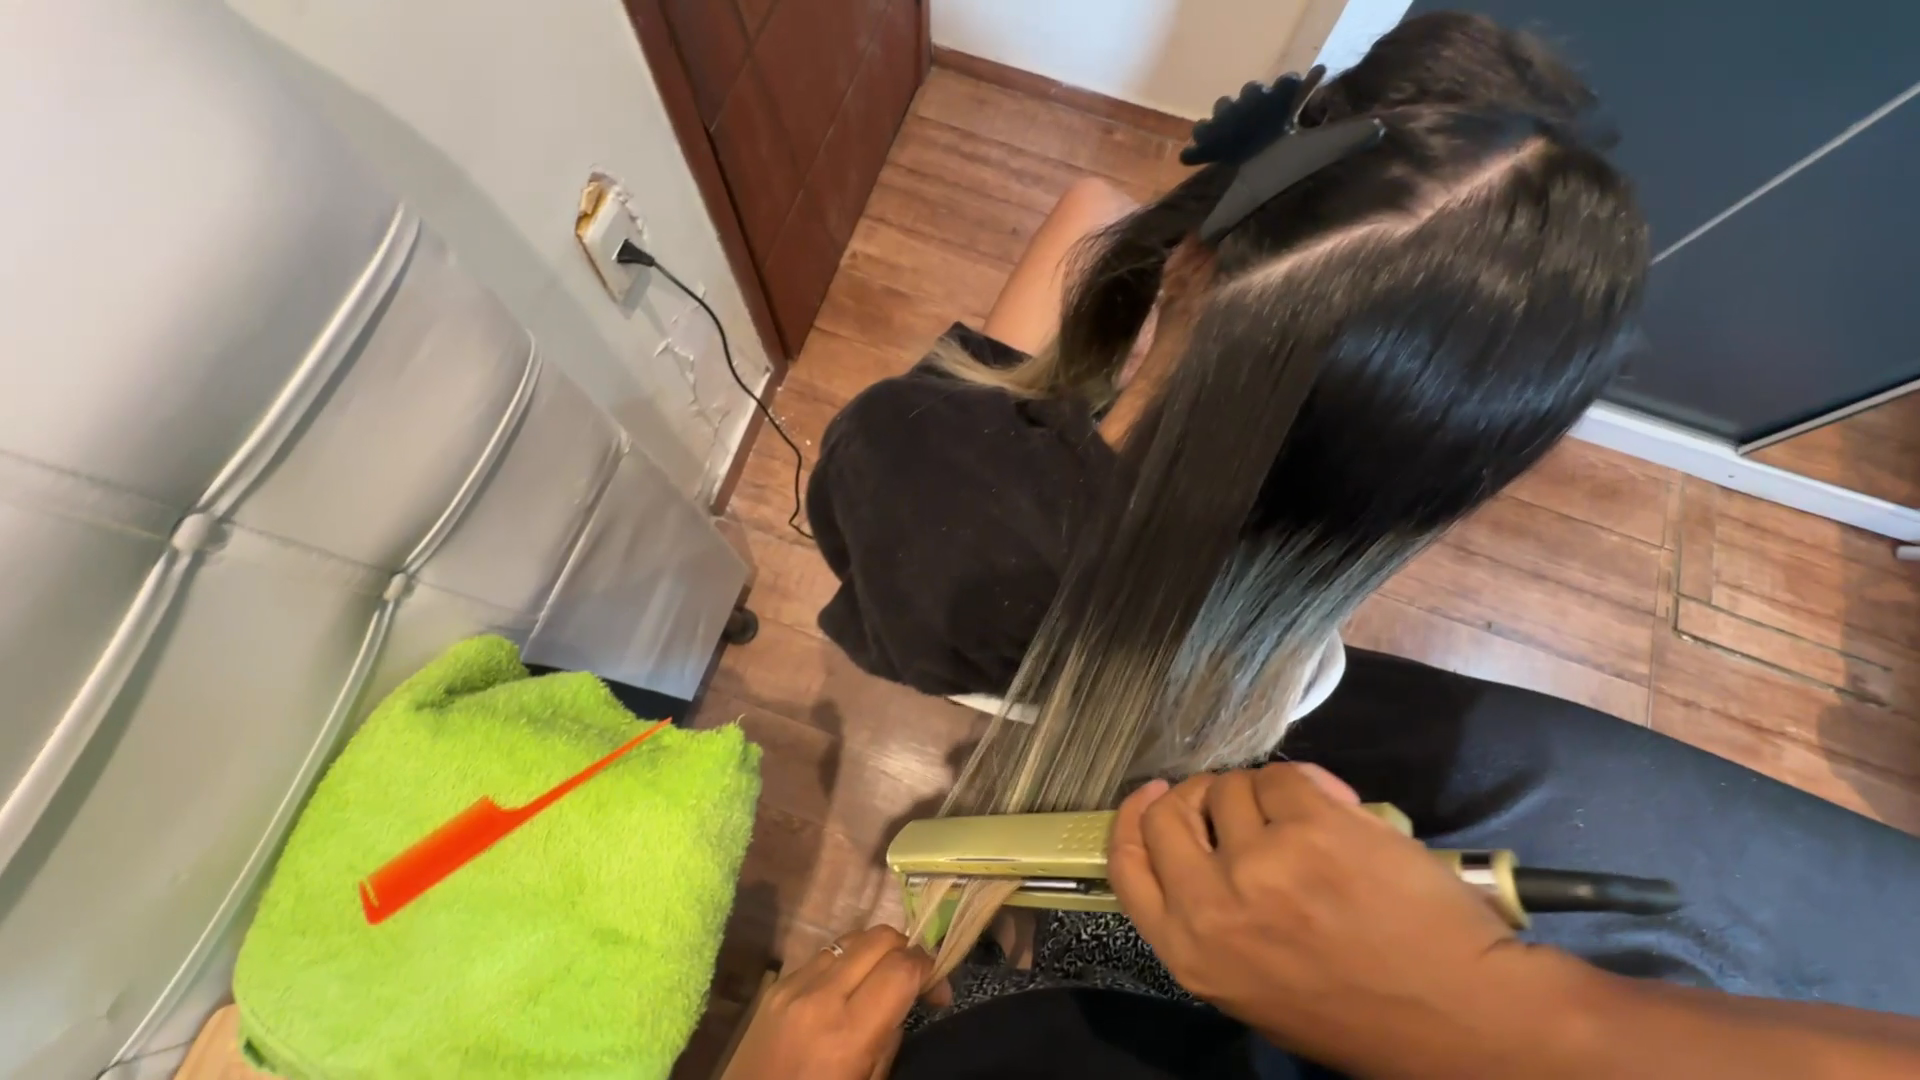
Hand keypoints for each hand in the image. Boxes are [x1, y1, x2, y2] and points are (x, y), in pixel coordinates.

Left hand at [721, 926, 929, 1079]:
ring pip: (852, 938)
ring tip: (883, 981)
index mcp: (847, 1034)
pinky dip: (846, 962)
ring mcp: (792, 985)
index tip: (938, 991)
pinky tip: (847, 990)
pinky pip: (823, 955)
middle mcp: (819, 996)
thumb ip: (889, 1041)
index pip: (902, 968)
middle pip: (880, 937)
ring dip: (877, 952)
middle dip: (906, 951)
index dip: (929, 968)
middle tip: (916, 981)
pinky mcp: (776, 985)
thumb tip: (904, 1001)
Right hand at [1108, 764, 1563, 1075]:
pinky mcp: (1312, 827)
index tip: (1151, 794)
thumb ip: (1206, 918)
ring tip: (1299, 824)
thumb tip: (1193, 836)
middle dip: (1192, 795)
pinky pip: (1283, 776)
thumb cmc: (1353, 1010)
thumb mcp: (1249, 984)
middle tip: (1225, 799)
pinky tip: (1332, 812)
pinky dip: (1303, 786)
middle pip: (1168, 814)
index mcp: (1191, 951)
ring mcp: (1260, 861)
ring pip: (1229, 788)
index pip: (1126, 865)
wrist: (1459, 1018)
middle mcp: (1211, 904)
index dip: (1132, 818)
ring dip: (1257, 796)